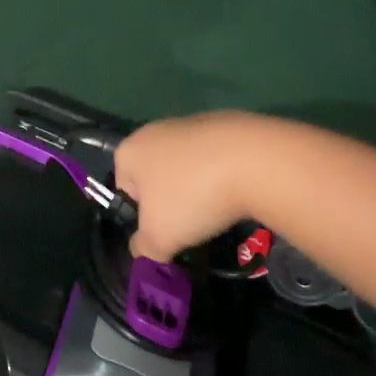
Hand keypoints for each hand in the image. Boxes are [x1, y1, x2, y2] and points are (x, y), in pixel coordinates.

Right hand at [114, 110, 265, 261]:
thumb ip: (144, 249)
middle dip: (171, 204)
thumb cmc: (191, 195)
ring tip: (217, 211)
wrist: (250, 159)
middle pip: (155, 178)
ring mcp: (186, 124)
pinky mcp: (218, 124)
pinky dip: (219, 176)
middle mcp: (151, 132)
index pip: (125, 192)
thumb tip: (141, 251)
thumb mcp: (160, 237)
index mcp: (129, 152)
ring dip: (195, 190)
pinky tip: (236, 191)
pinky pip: (210, 159)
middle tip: (191, 225)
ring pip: (184, 169)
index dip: (144, 219)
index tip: (167, 232)